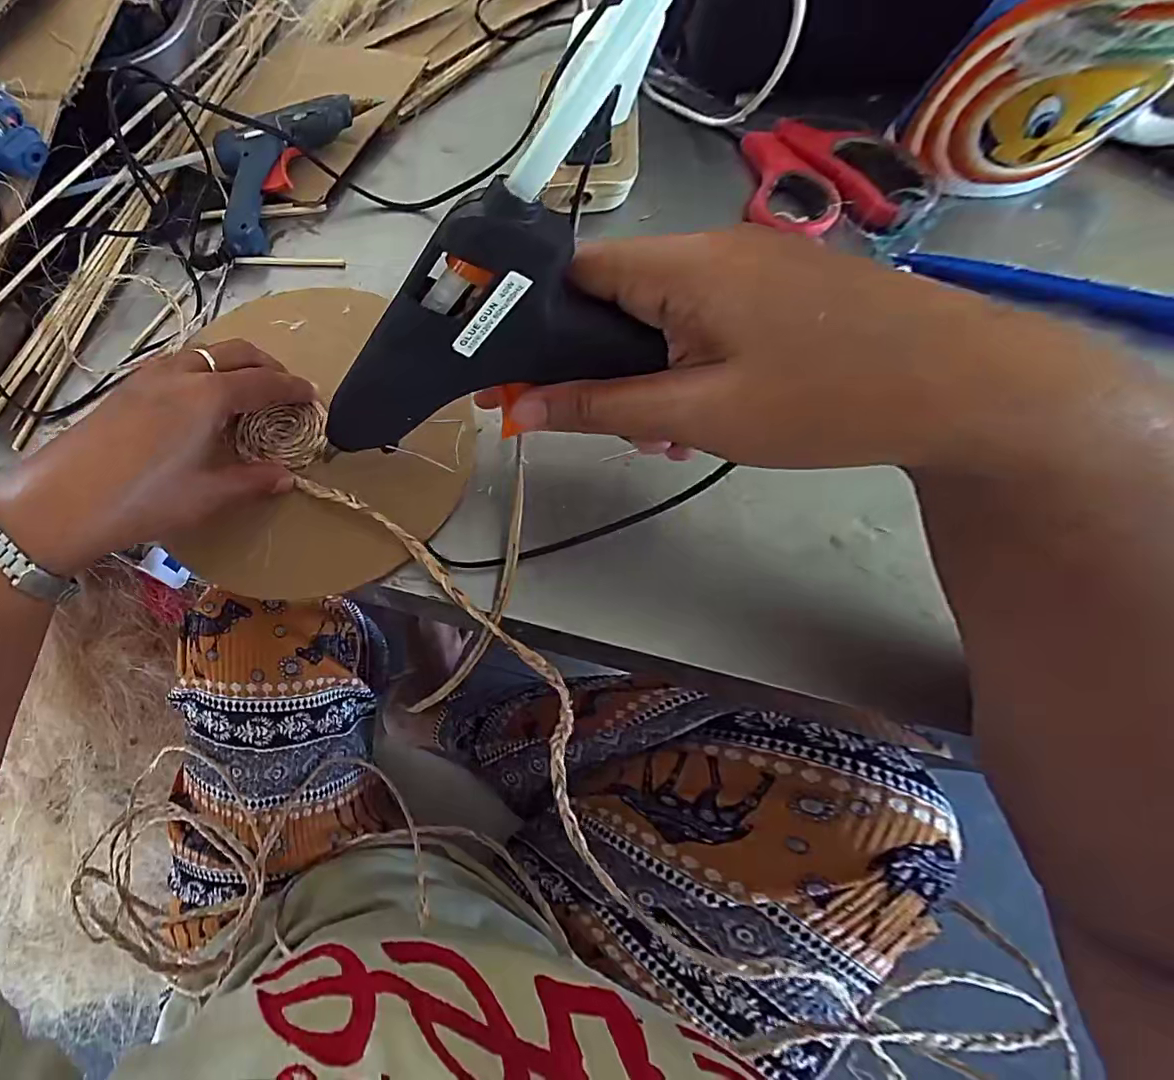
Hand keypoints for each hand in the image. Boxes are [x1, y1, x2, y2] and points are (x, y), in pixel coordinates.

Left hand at [0, 340, 315, 575]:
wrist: (64, 500)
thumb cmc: (142, 501)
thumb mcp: (204, 496)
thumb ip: (250, 482)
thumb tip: (285, 477)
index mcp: (208, 395)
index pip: (263, 384)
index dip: (292, 390)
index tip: (311, 397)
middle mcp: (180, 373)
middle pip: (236, 353)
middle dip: (266, 366)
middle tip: (282, 388)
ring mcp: (148, 375)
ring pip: (203, 353)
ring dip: (231, 363)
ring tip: (242, 391)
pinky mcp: (125, 387)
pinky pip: (176, 364)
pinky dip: (201, 370)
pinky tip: (195, 399)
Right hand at [485, 225, 1129, 472]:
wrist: (981, 393)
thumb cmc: (827, 399)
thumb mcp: (693, 413)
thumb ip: (595, 407)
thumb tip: (514, 412)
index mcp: (685, 267)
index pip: (573, 273)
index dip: (528, 322)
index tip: (505, 375)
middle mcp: (712, 252)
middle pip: (608, 297)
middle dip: (582, 360)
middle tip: (569, 416)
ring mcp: (750, 268)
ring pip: (651, 316)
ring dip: (630, 372)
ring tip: (648, 431)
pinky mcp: (775, 290)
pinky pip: (694, 321)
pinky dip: (674, 364)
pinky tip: (691, 414)